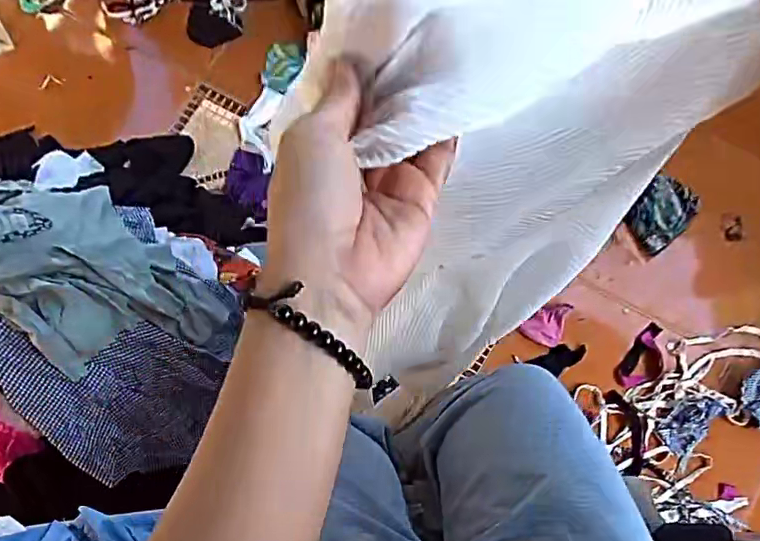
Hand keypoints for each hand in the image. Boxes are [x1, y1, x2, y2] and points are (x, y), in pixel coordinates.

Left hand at [263, 61, 456, 339]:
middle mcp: (358, 164)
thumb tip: (352, 67)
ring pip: (412, 133)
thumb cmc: (308, 204)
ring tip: (437, 63)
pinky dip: (444, 132)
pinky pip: (436, 161)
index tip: (384, 44)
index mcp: (323, 147)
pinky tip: (451, 99)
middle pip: (384, 115)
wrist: (333, 277)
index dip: (366, 74)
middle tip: (417, 45)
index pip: (350, 102)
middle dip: (397, 84)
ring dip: (422, 103)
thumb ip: (339, 101)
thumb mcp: (312, 136)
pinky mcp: (420, 201)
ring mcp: (391, 182)